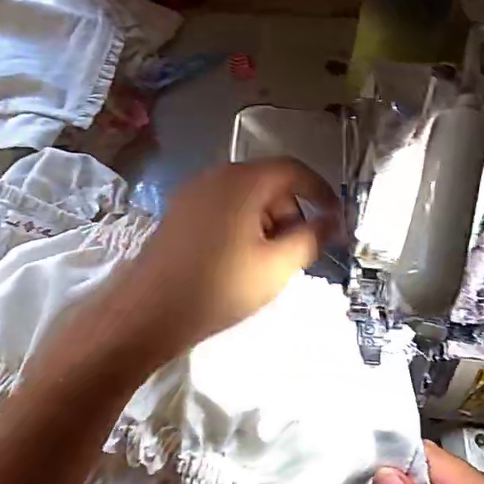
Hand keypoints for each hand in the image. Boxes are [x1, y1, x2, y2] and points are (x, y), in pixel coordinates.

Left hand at [106, 160, 338, 358]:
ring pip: (244, 196)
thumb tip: (332, 221)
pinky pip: (222, 207)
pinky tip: (238, 261)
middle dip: (290, 212)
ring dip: (266, 221)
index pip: (294, 170)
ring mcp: (192, 192)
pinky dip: (241, 225)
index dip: (321, 192)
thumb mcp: (276, 267)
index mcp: (243, 181)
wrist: (148, 312)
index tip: (335, 220)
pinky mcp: (178, 212)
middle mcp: (216, 176)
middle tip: (296, 251)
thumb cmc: (219, 288)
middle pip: (268, 182)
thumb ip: (311, 238)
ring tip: (267, 262)